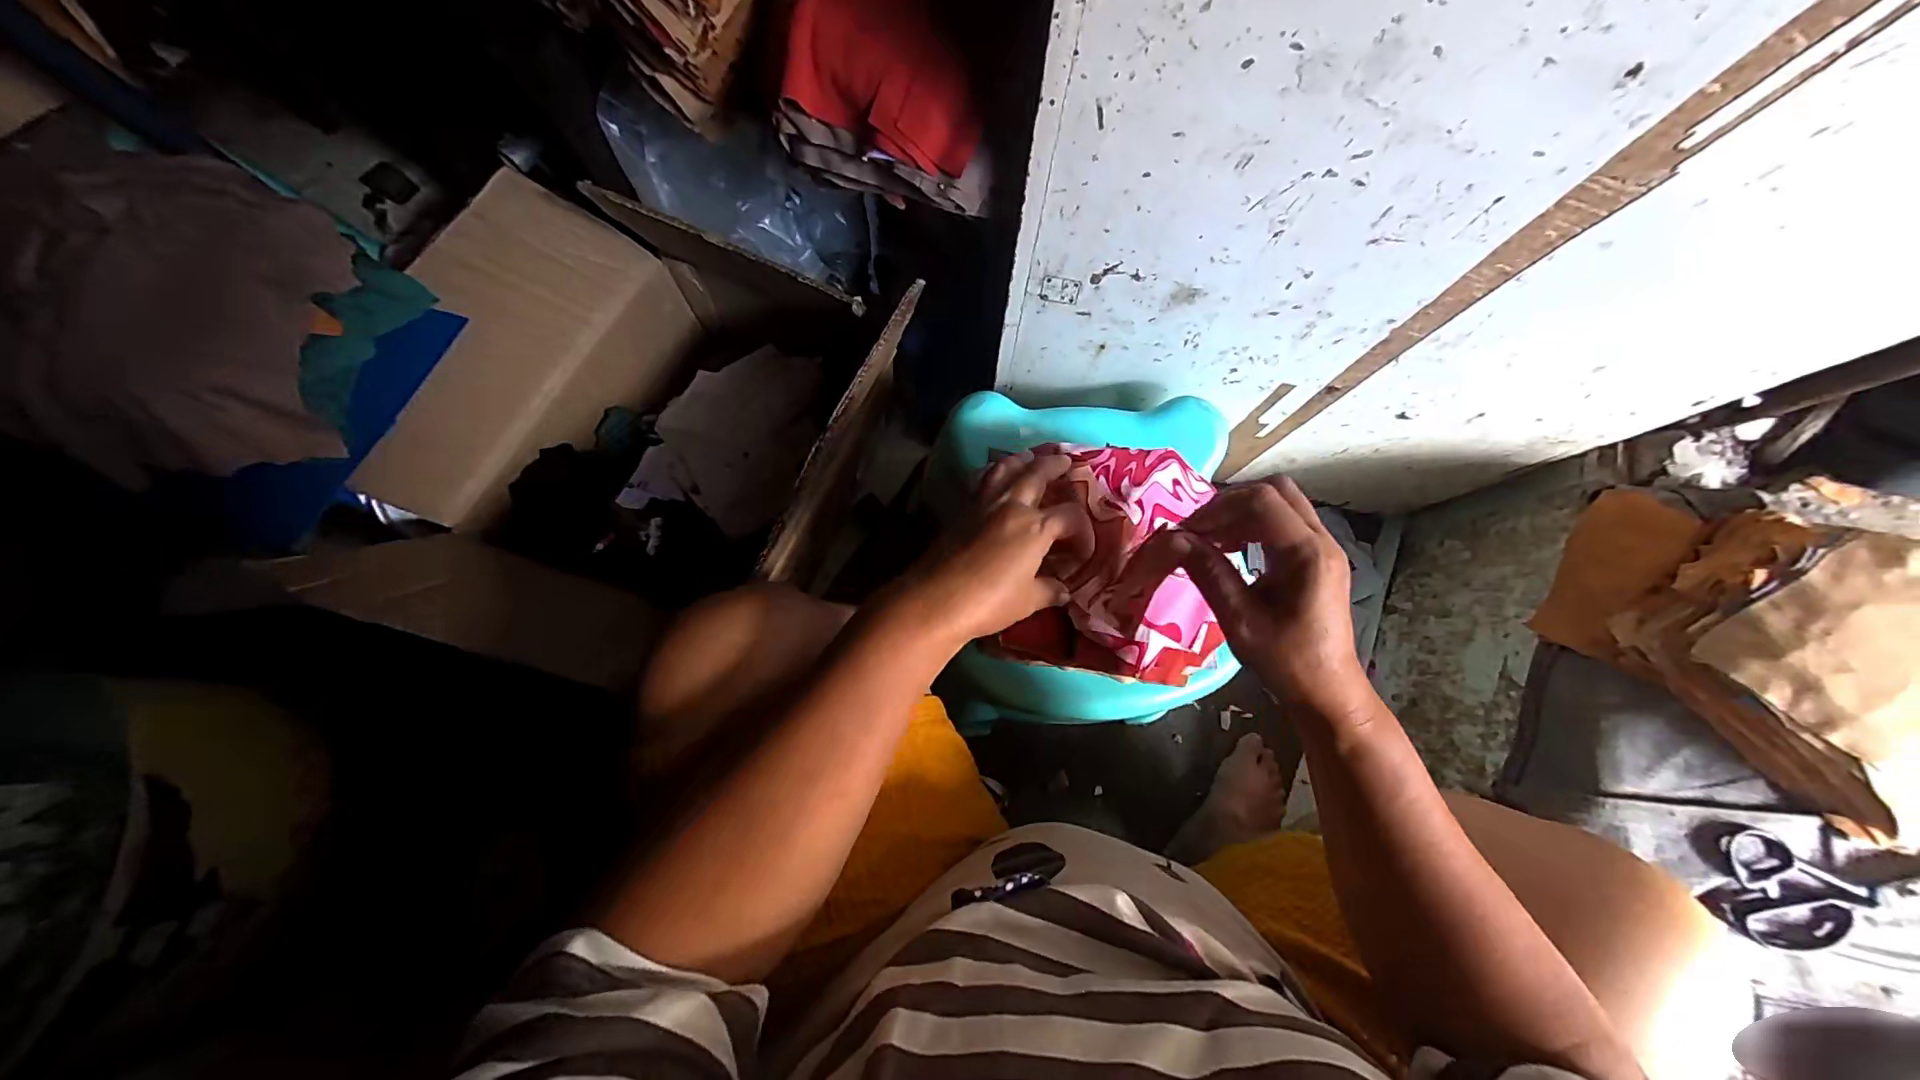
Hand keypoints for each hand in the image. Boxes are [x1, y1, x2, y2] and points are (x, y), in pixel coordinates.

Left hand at [892, 451, 1094, 646]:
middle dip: (1055, 466)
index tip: (1083, 551)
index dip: (1083, 531)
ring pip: (1005, 469)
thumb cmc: (988, 602)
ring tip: (1029, 457)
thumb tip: (1063, 589)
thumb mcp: (1027, 601)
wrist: (935, 600)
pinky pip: (980, 481)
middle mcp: (1012, 506)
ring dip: (1021, 460)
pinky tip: (993, 476)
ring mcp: (983, 504)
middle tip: (1065, 460)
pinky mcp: (960, 510)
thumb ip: (1048, 590)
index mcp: (1036, 526)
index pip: (1070, 516)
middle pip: (1037, 474)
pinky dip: (992, 473)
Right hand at [1115, 476, 1369, 718]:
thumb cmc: (1285, 661)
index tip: (1186, 532)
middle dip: (1229, 503)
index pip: (1259, 502)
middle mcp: (1321, 541)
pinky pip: (1284, 522)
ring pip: (1280, 503)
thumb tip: (1173, 539)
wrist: (1326, 691)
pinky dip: (1254, 526)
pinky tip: (1231, 550)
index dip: (1216, 510)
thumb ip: (1208, 572)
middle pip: (1274, 491)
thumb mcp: (1239, 619)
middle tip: (1199, 529)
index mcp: (1306, 554)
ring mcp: (1324, 548)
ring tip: (1210, 540)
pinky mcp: (1318, 558)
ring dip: (1241, 513)